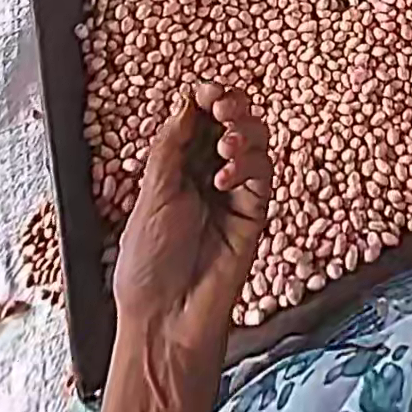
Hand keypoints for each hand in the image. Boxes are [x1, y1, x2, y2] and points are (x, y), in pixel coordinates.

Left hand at [112, 82, 269, 357]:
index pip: (202, 115)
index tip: (209, 91)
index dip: (208, 96)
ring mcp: (235, 188)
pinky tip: (224, 179)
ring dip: (244, 132)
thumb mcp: (152, 194)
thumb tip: (188, 101)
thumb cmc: (149, 262)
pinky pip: (263, 173)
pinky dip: (247, 166)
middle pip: (233, 119)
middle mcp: (209, 169)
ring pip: (256, 138)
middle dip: (231, 105)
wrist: (165, 320)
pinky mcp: (254, 209)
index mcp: (180, 161)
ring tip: (225, 147)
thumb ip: (172, 145)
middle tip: (224, 107)